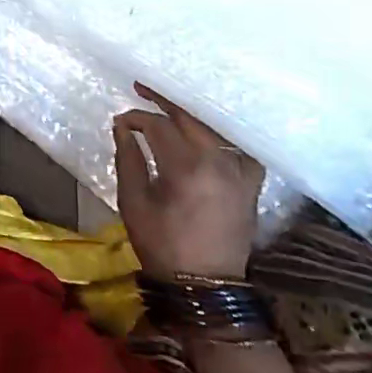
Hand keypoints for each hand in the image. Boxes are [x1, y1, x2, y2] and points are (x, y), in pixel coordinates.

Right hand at [113, 82, 264, 278]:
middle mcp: (219, 162)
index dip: (136, 118)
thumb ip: (128, 160)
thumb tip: (123, 128)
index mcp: (186, 168)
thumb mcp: (133, 202)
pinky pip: (236, 147)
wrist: (204, 283)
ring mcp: (240, 171)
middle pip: (190, 119)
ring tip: (171, 107)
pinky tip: (208, 133)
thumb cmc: (161, 244)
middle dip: (164, 103)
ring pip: (214, 129)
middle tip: (142, 89)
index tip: (120, 122)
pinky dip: (220, 136)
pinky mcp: (251, 183)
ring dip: (191, 116)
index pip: (158, 126)